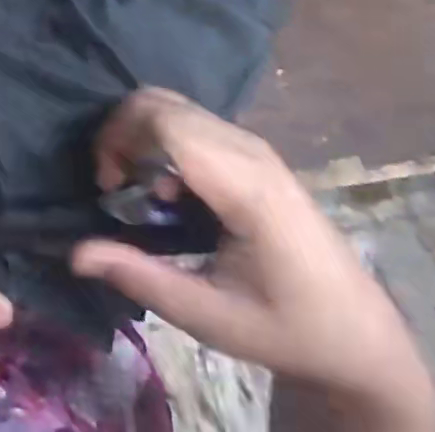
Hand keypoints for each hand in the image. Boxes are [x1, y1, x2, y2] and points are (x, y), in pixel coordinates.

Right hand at [71, 89, 434, 431]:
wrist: (360, 331)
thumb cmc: (286, 328)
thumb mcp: (209, 317)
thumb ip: (141, 278)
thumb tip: (74, 254)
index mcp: (244, 186)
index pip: (166, 122)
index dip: (119, 137)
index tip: (107, 186)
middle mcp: (248, 149)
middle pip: (162, 103)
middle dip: (120, 131)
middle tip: (112, 184)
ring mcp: (253, 144)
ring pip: (174, 105)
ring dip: (138, 132)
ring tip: (133, 186)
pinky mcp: (252, 149)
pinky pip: (190, 119)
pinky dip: (158, 136)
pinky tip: (165, 187)